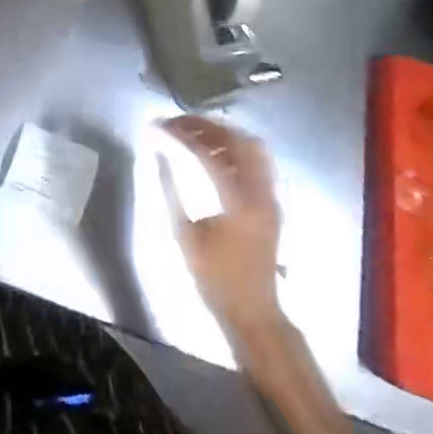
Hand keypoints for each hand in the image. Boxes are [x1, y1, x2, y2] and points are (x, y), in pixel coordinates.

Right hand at [159, 114, 283, 332]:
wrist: (253, 310)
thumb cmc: (214, 277)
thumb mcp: (185, 235)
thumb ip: (172, 191)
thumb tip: (160, 157)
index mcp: (237, 201)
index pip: (209, 153)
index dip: (183, 134)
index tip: (161, 125)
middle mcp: (260, 192)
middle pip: (238, 140)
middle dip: (207, 126)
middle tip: (179, 123)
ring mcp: (270, 197)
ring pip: (254, 148)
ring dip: (225, 134)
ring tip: (197, 133)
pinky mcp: (272, 203)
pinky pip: (258, 162)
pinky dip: (237, 149)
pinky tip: (216, 154)